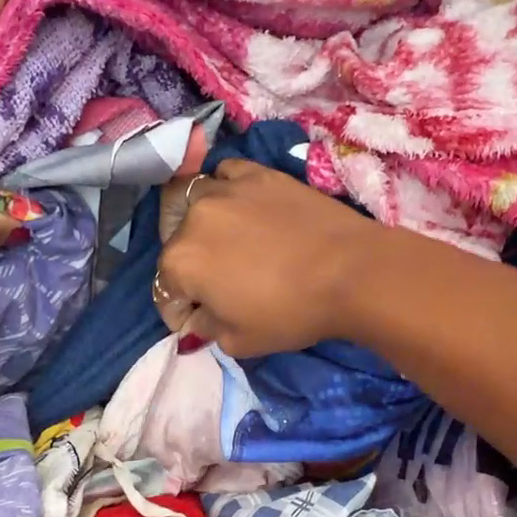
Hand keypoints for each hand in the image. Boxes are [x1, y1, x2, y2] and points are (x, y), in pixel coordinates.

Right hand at [153, 158, 385, 357]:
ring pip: (195, 204)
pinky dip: (226, 191)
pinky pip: (225, 176)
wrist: (352, 271)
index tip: (198, 322)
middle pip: (177, 246)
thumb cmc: (291, 312)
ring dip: (202, 226)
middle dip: (189, 268)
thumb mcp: (239, 342)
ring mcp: (225, 189)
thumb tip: (198, 316)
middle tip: (217, 285)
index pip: (164, 291)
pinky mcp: (257, 174)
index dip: (180, 313)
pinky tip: (241, 206)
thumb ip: (206, 328)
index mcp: (181, 262)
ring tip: (226, 242)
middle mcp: (192, 218)